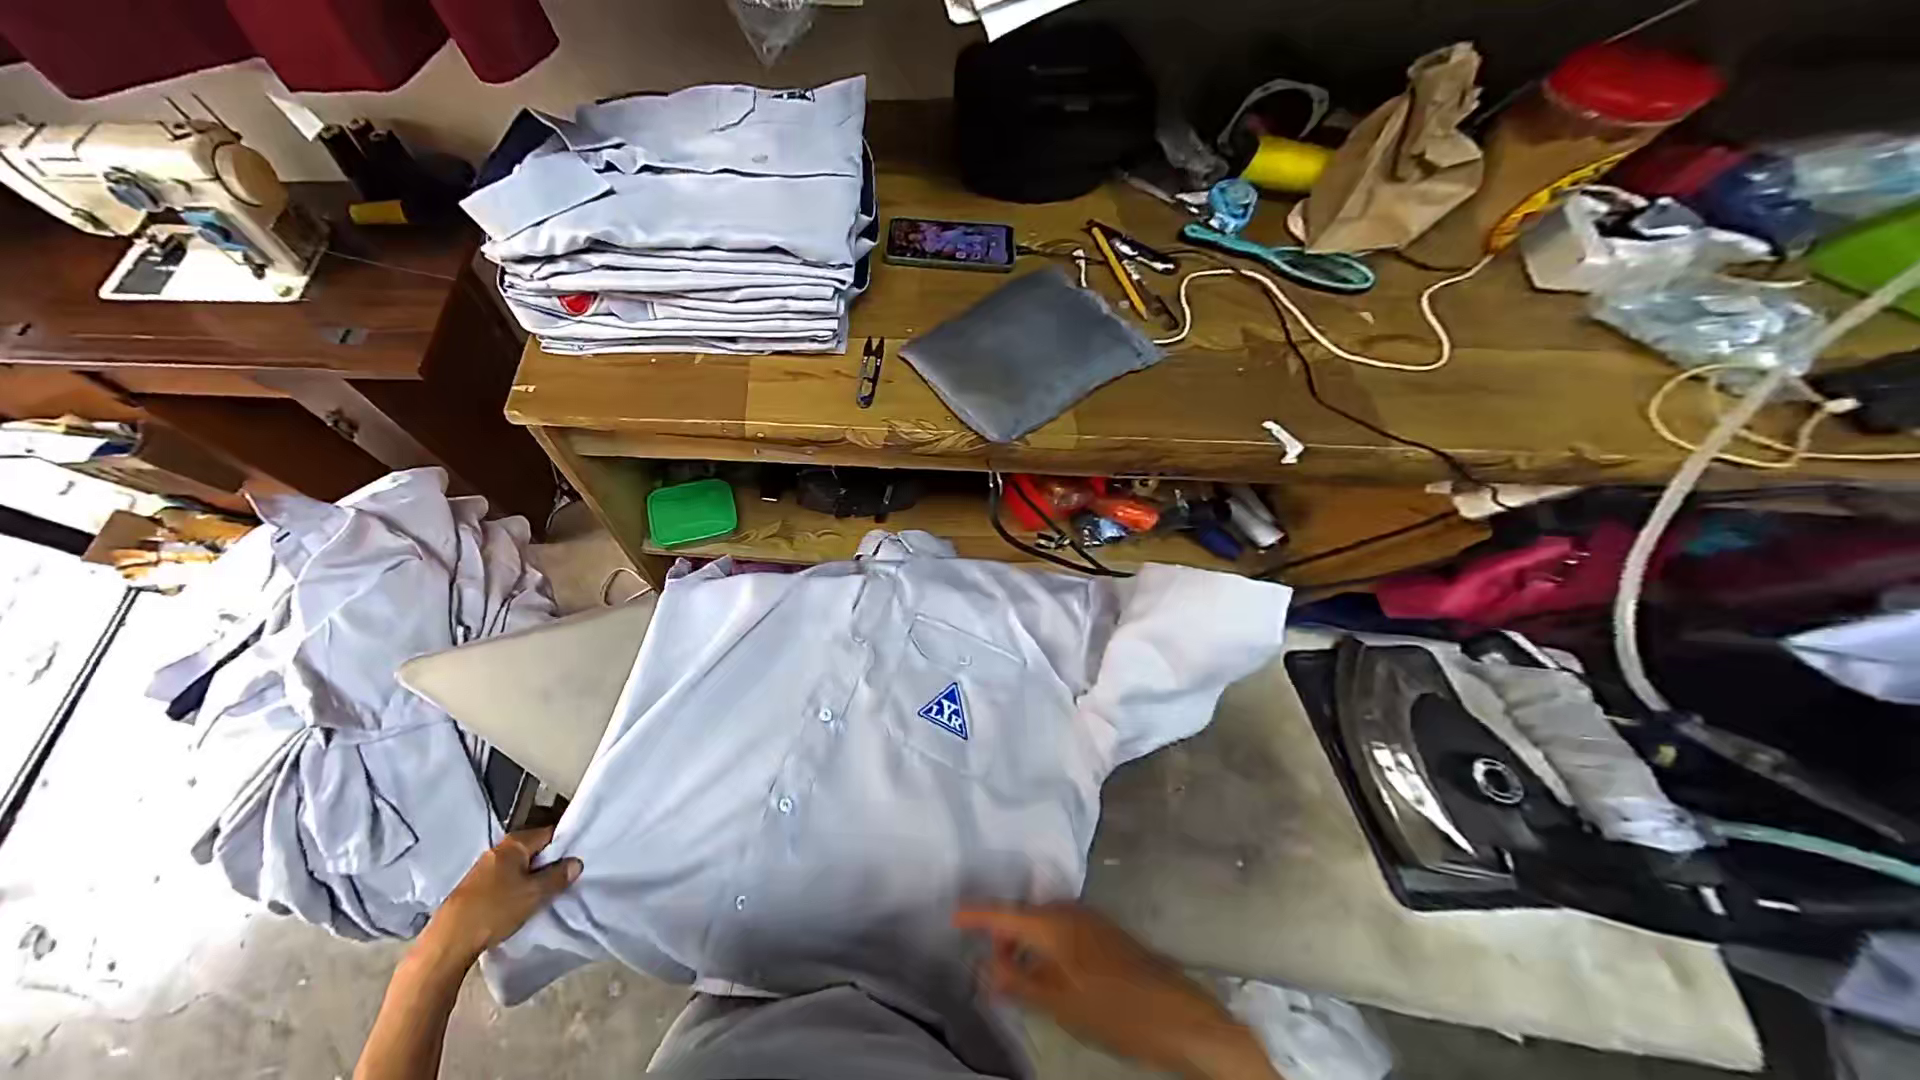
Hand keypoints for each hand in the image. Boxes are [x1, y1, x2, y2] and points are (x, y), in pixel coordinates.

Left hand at [422, 826, 581, 963]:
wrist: (447, 942)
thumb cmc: (495, 910)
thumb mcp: (535, 893)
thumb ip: (558, 876)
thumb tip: (576, 863)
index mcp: (513, 844)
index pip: (548, 832)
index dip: (564, 843)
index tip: (574, 859)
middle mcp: (497, 850)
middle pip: (532, 849)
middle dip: (547, 862)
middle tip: (562, 878)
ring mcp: (482, 869)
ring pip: (517, 866)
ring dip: (530, 876)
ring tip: (542, 892)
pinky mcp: (472, 888)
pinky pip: (503, 879)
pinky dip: (514, 887)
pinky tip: (518, 903)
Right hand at [954, 903, 1279, 1079]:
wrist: (1180, 1015)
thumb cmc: (1115, 1010)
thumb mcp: (1059, 1004)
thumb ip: (1019, 982)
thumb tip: (986, 968)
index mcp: (1053, 923)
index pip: (1004, 913)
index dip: (976, 915)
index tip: (953, 916)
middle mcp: (1069, 910)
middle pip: (1024, 914)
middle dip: (1003, 935)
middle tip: (991, 968)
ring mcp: (1089, 919)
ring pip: (1044, 922)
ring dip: (1026, 942)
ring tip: (1017, 976)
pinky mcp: (1104, 932)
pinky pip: (1062, 929)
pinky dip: (1046, 946)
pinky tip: (1048, 974)